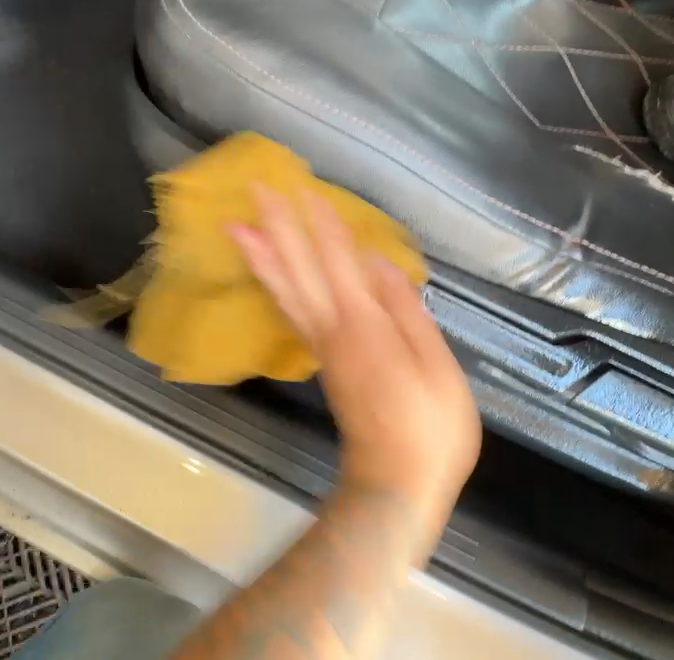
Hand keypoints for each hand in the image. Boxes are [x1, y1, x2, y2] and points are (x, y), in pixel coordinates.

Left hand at [230, 187, 481, 552]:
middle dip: (278, 226)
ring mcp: (321, 345)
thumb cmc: (430, 427)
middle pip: (298, 268)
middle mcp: (332, 328)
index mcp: (363, 324)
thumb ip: (406, 310)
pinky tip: (268, 272)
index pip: (337, 260)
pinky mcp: (321, 360)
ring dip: (262, 254)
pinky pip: (290, 310)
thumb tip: (378, 262)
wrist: (395, 485)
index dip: (321, 223)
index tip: (302, 188)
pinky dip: (274, 284)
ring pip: (284, 290)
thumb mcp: (436, 366)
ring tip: (237, 225)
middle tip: (256, 189)